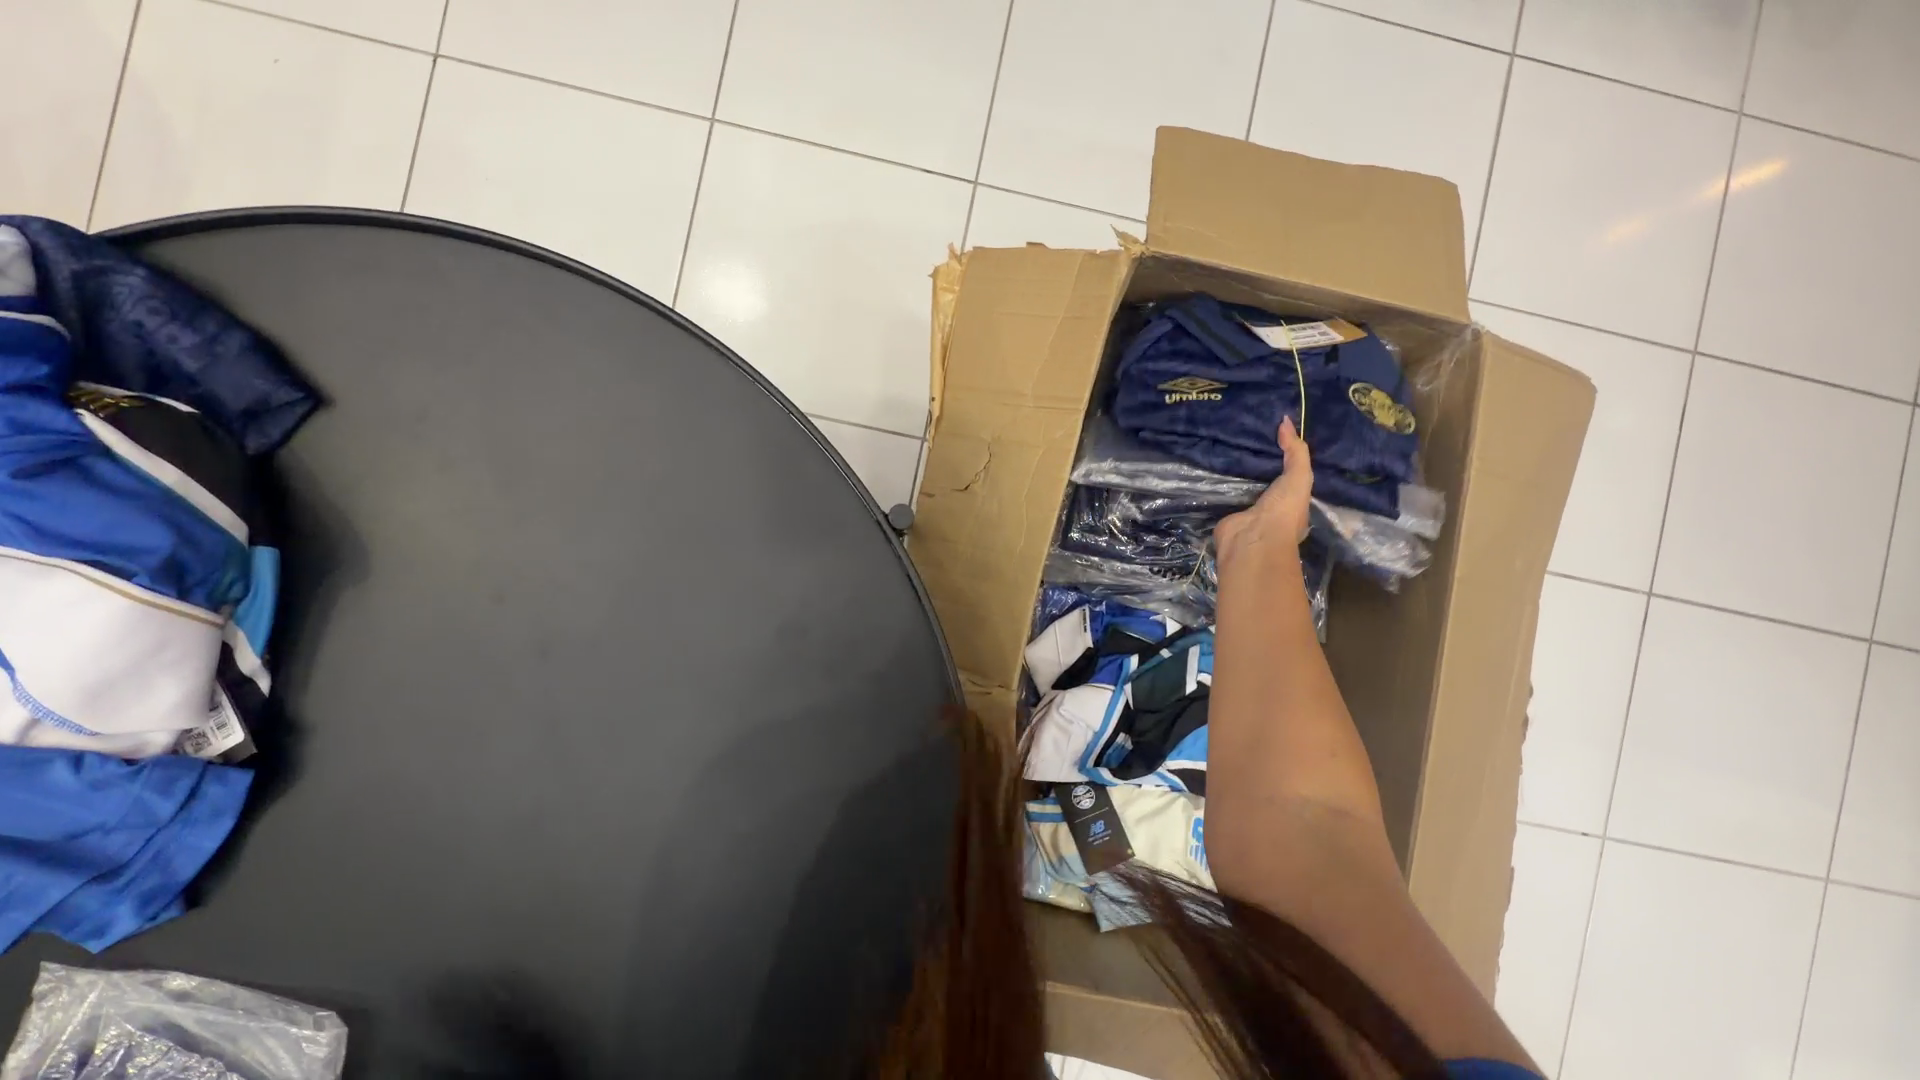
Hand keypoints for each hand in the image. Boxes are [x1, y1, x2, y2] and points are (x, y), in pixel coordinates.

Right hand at [1214, 417, 1311, 568]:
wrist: (1253, 539)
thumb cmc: (1283, 509)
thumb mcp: (1299, 476)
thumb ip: (1296, 450)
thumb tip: (1285, 420)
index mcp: (1292, 503)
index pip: (1288, 477)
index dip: (1282, 458)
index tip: (1269, 435)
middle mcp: (1270, 509)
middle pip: (1263, 481)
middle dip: (1255, 464)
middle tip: (1242, 436)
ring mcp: (1247, 514)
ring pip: (1241, 488)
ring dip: (1233, 473)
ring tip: (1223, 446)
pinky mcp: (1225, 516)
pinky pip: (1221, 495)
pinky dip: (1215, 484)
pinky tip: (1208, 465)